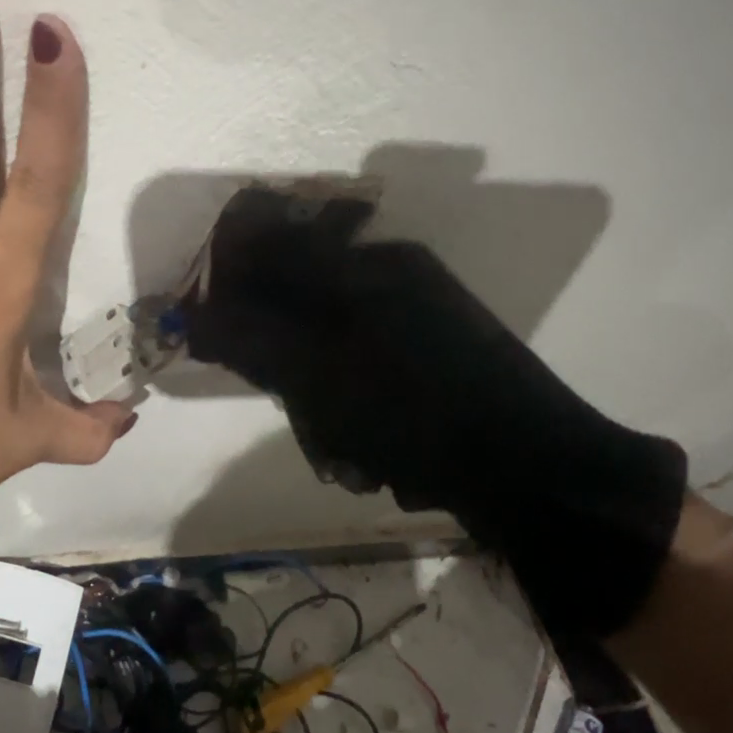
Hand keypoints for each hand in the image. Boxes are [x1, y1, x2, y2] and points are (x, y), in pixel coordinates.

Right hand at [183, 187, 685, 637]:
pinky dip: (360, 423)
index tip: (213, 339)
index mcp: (374, 266)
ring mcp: (422, 329)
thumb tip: (190, 315)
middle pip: (301, 314)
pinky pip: (369, 385)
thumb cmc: (420, 411)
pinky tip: (374, 463)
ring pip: (333, 358)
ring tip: (347, 458)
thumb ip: (250, 337)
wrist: (541, 480)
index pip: (278, 252)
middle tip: (303, 416)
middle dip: (288, 374)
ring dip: (325, 412)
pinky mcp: (437, 372)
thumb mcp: (320, 373)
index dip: (236, 292)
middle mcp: (397, 285)